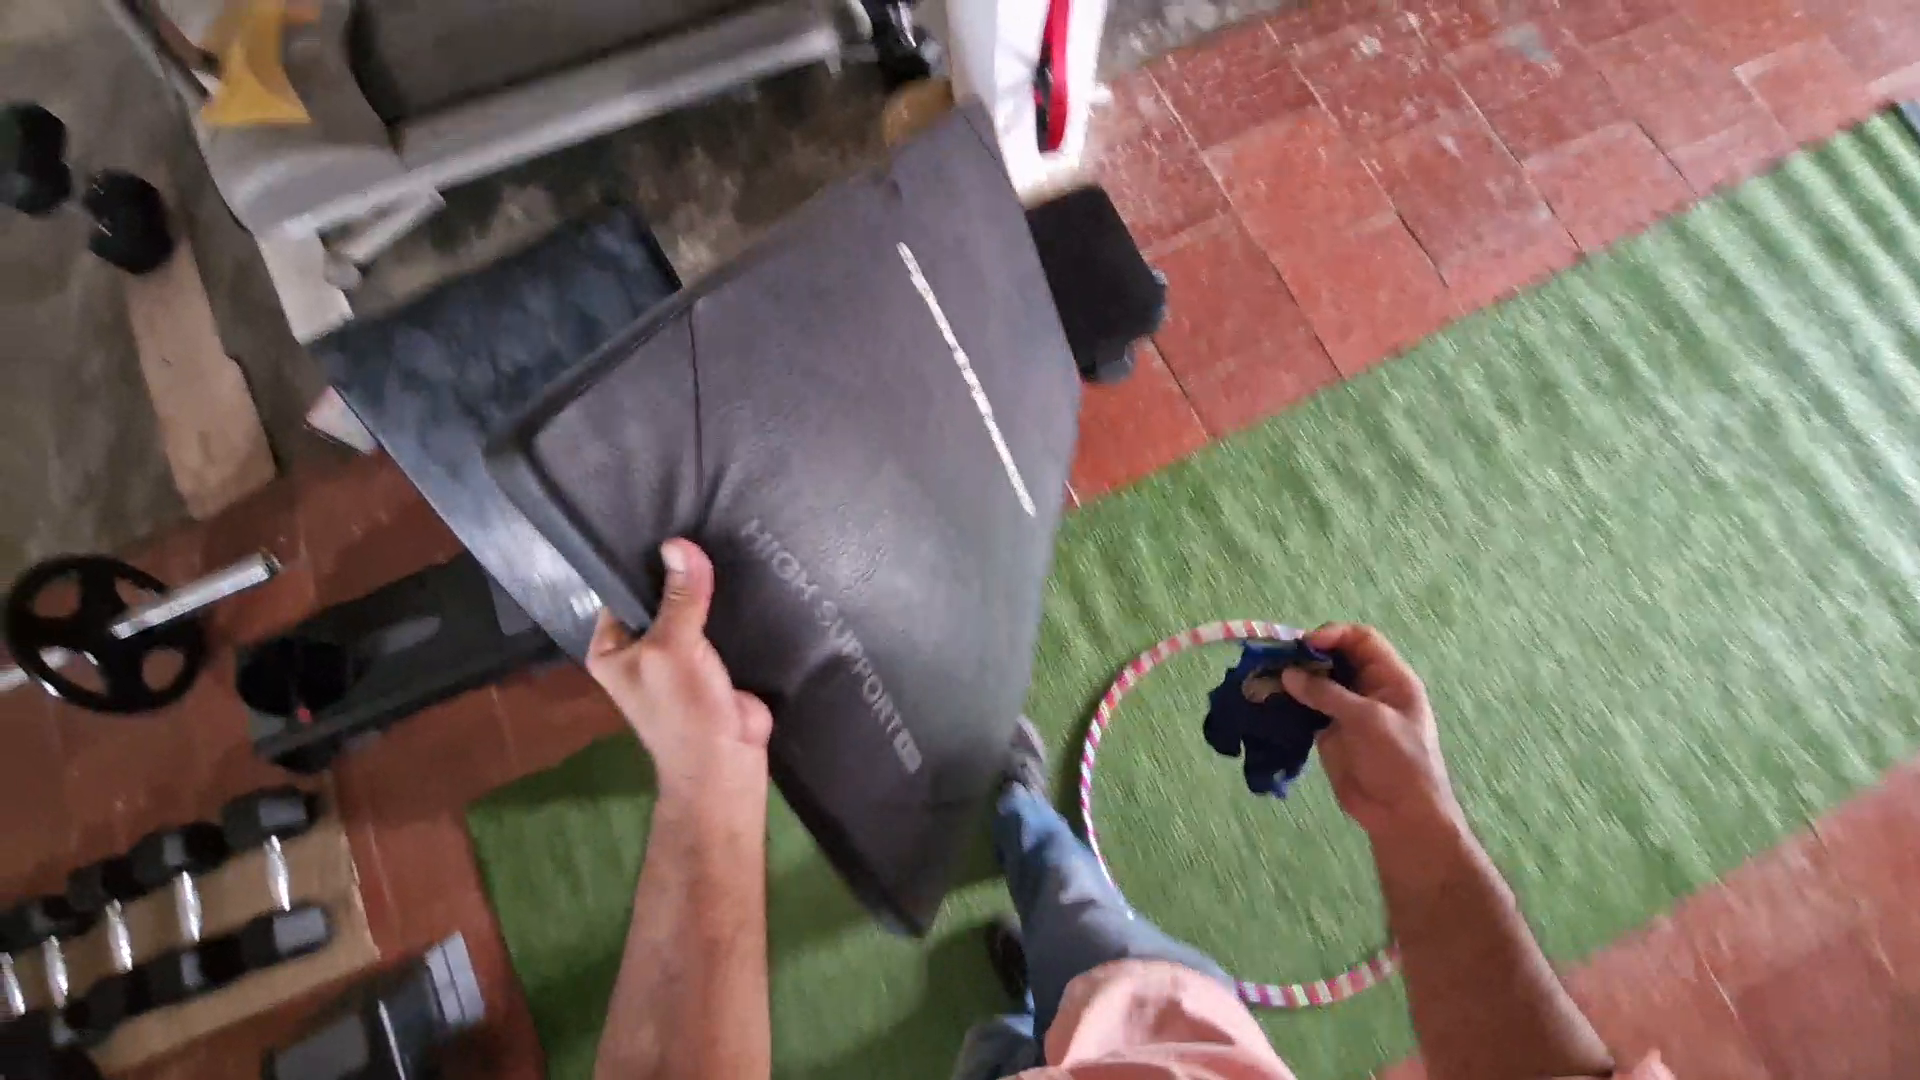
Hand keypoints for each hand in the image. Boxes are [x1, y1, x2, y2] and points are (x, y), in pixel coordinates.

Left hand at [587, 539, 772, 801]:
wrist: (726, 761)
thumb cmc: (683, 710)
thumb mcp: (674, 647)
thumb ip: (681, 597)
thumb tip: (679, 543)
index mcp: (611, 648)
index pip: (624, 591)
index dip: (646, 562)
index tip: (670, 524)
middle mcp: (640, 649)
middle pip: (661, 598)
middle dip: (683, 573)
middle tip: (705, 527)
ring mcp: (679, 655)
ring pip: (693, 610)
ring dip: (710, 589)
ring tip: (728, 543)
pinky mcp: (714, 661)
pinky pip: (720, 625)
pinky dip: (731, 608)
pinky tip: (747, 578)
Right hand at [1280, 624, 1460, 842]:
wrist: (1400, 815)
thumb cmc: (1398, 762)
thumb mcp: (1368, 721)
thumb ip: (1328, 694)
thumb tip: (1287, 674)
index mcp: (1390, 679)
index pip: (1362, 640)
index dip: (1334, 635)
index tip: (1305, 644)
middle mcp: (1367, 688)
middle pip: (1335, 657)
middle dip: (1307, 654)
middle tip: (1278, 659)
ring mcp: (1346, 709)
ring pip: (1316, 681)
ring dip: (1293, 677)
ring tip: (1266, 676)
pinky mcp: (1327, 730)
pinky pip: (1305, 706)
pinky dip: (1287, 700)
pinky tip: (1269, 698)